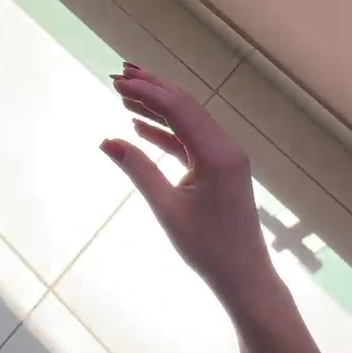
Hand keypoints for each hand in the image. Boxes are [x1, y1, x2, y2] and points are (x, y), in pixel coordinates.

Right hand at [100, 64, 276, 305]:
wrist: (245, 278)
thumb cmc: (207, 248)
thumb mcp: (166, 208)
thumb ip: (137, 169)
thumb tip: (106, 140)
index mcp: (216, 153)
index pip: (177, 108)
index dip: (145, 91)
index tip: (116, 81)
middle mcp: (224, 146)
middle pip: (184, 105)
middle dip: (151, 87)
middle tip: (119, 74)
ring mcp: (225, 155)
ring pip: (188, 119)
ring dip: (157, 106)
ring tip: (124, 93)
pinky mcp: (220, 167)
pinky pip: (190, 139)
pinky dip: (166, 130)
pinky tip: (140, 125)